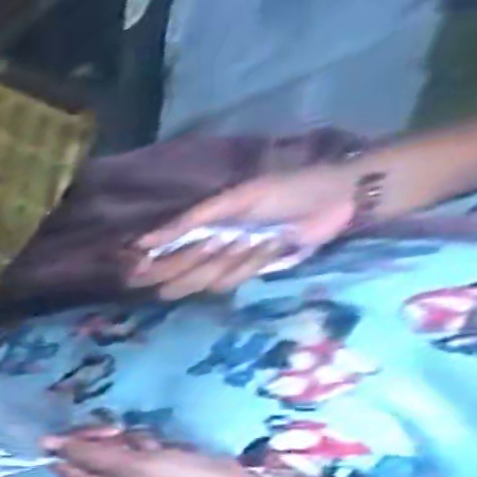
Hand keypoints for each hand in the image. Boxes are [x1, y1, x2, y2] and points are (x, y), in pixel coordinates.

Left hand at [45, 427, 263, 476]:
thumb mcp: (121, 463)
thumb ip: (81, 451)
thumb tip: (43, 441)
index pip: (56, 458)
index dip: (69, 442)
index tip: (89, 434)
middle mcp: (95, 476)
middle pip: (78, 447)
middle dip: (98, 437)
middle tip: (117, 433)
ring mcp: (117, 467)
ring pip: (105, 441)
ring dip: (125, 439)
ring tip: (147, 447)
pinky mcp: (138, 459)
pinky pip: (128, 442)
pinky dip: (141, 441)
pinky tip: (158, 446)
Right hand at [129, 163, 361, 298]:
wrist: (338, 200)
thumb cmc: (285, 190)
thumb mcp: (235, 199)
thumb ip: (186, 222)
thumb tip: (138, 244)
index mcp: (181, 234)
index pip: (140, 263)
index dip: (139, 267)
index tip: (144, 264)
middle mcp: (187, 255)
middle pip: (160, 281)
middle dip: (188, 263)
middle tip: (220, 240)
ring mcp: (211, 269)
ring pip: (191, 286)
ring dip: (224, 262)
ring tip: (252, 239)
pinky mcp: (236, 278)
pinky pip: (225, 285)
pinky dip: (249, 265)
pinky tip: (270, 247)